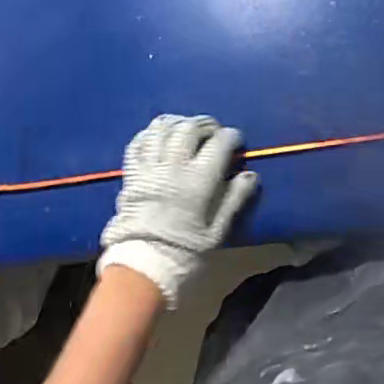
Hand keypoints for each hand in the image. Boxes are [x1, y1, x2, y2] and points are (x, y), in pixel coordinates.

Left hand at [98, 115, 257, 307]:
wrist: (144, 261)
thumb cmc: (185, 250)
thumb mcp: (217, 230)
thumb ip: (234, 199)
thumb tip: (250, 175)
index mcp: (199, 179)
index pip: (219, 144)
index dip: (231, 136)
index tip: (236, 139)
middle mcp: (174, 165)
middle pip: (190, 128)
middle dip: (205, 124)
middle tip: (212, 130)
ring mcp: (150, 165)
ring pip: (163, 128)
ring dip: (178, 122)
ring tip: (186, 125)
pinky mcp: (132, 171)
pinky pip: (139, 141)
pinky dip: (150, 132)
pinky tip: (158, 133)